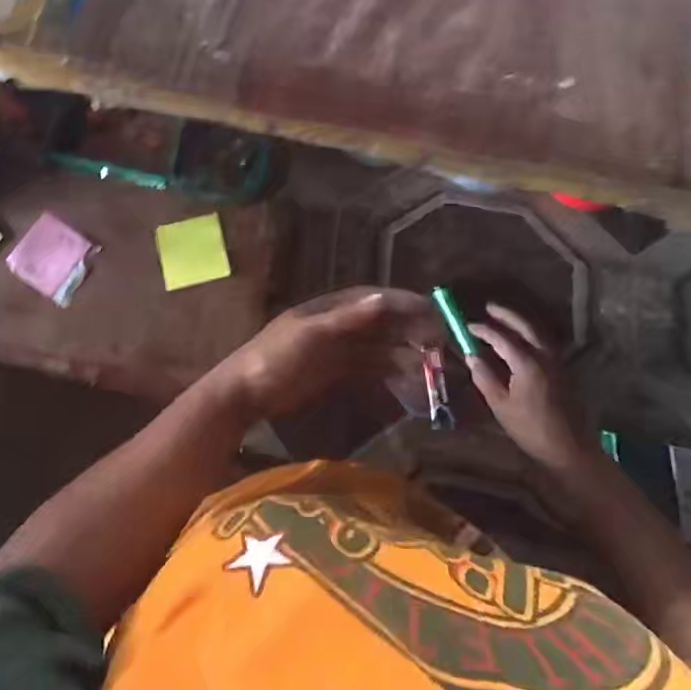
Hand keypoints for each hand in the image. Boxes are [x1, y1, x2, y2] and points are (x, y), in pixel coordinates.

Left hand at [201, 287, 441, 420]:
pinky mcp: (334, 372)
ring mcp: (335, 349)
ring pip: (378, 346)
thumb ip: (348, 318)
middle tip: (444, 344)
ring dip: (406, 353)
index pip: (372, 299)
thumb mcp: (311, 335)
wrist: (246, 392)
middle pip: (380, 323)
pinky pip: (370, 367)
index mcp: (327, 309)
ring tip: (435, 366)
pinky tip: (412, 381)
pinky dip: (391, 371)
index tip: (436, 311)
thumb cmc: (275, 357)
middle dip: (412, 330)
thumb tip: (383, 298)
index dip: (404, 303)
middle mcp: (335, 325)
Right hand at [466, 305, 597, 472]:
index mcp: (528, 365)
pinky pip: (544, 346)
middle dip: (507, 316)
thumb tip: (471, 355)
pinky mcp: (563, 373)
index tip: (466, 326)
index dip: (483, 330)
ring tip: (502, 320)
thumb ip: (484, 376)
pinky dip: (529, 337)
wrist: (570, 450)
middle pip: (527, 328)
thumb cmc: (530, 428)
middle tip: (488, 308)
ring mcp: (558, 365)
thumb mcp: (499, 404)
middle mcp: (546, 359)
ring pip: (539, 335)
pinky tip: (519, 341)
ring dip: (520, 324)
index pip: (502, 338)